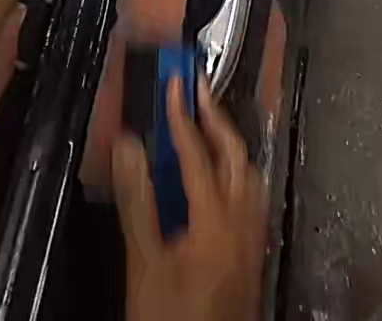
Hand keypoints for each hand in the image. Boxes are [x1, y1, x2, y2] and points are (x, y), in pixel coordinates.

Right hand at [112, 76, 266, 320]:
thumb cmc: (167, 317)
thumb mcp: (144, 262)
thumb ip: (137, 199)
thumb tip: (128, 143)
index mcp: (216, 226)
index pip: (199, 157)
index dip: (182, 117)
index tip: (172, 84)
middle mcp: (243, 229)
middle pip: (238, 160)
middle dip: (217, 119)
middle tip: (196, 88)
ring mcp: (253, 245)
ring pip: (251, 179)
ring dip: (230, 143)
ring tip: (207, 120)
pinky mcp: (252, 258)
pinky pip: (251, 199)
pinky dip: (236, 171)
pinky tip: (217, 172)